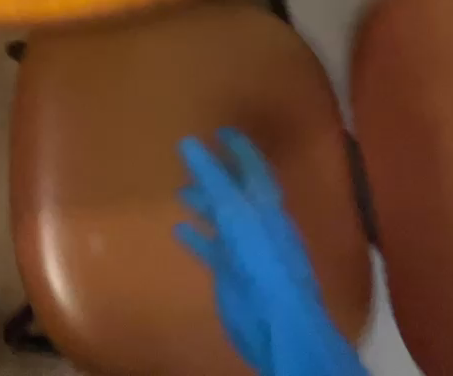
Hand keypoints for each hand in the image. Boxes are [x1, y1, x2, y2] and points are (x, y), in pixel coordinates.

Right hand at [176, 129, 365, 375]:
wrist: (274, 321)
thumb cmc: (260, 258)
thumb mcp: (235, 211)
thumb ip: (212, 177)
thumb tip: (188, 141)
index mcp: (266, 204)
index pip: (254, 167)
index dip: (239, 148)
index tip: (221, 130)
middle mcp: (258, 222)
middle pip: (236, 191)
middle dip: (218, 174)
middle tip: (192, 157)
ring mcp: (245, 248)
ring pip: (222, 217)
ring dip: (204, 202)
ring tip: (181, 189)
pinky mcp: (231, 271)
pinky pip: (211, 246)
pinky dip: (196, 235)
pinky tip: (178, 227)